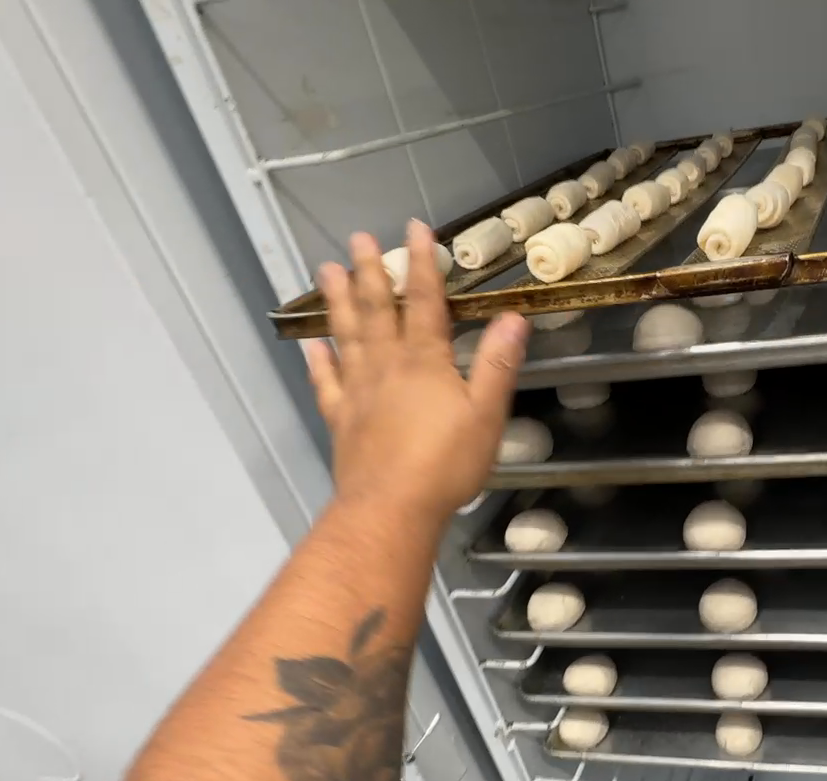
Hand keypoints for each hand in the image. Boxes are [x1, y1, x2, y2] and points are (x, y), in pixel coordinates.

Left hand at [304, 222, 527, 517]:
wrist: (394, 505)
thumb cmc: (448, 462)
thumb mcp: (487, 413)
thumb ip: (497, 363)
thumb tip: (513, 318)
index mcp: (425, 362)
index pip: (426, 303)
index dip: (422, 265)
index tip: (416, 228)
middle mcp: (387, 366)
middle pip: (378, 310)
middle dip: (372, 272)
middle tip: (359, 239)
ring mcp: (359, 391)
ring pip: (348, 335)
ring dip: (339, 301)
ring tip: (328, 270)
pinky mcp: (342, 418)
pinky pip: (327, 381)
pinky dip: (319, 360)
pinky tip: (313, 344)